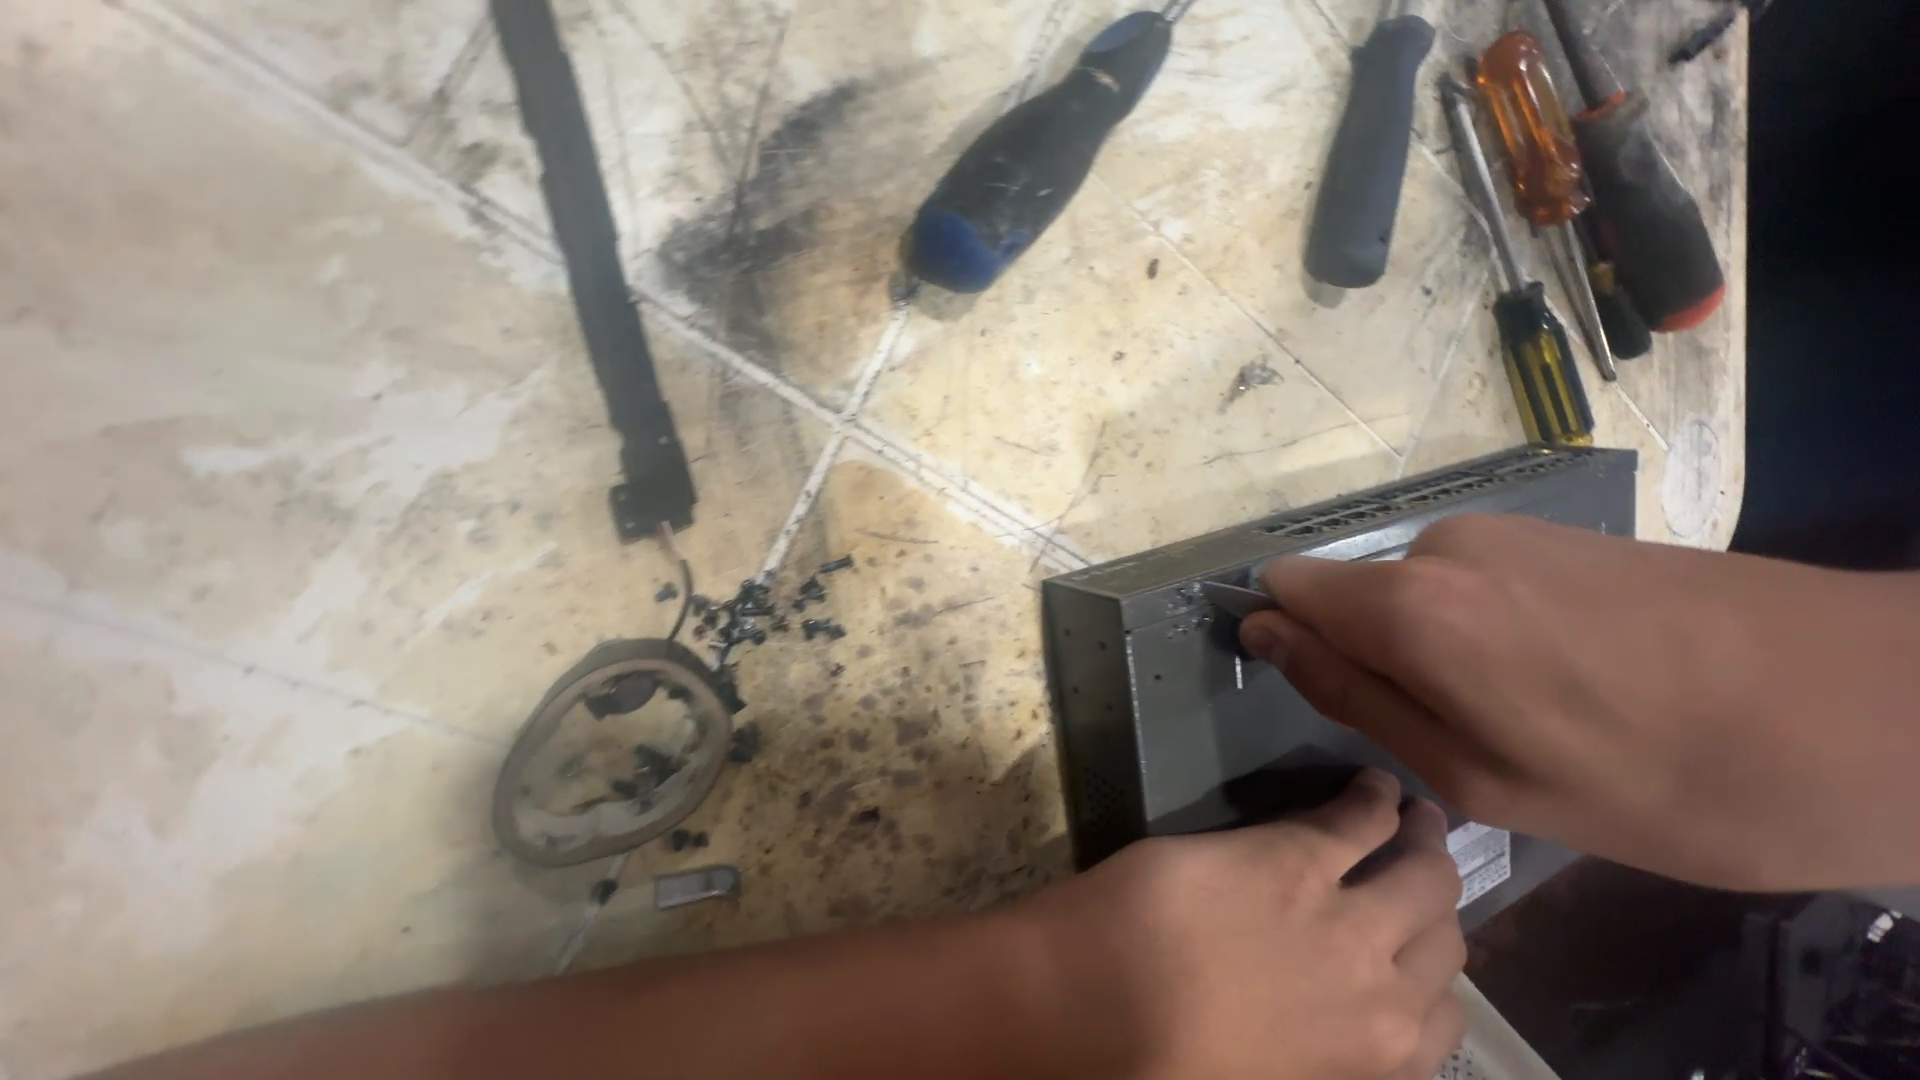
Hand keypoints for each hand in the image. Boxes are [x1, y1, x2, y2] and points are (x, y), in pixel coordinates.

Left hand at [1021, 769, 1465, 1079]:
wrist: (1099, 1001)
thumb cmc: (1163, 1054)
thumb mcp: (1268, 1070)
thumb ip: (1316, 1046)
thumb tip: (1315, 1013)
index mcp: (1373, 1061)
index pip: (1444, 1020)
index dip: (1432, 972)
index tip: (1419, 945)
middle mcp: (1383, 996)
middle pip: (1442, 939)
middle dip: (1439, 898)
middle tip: (1428, 861)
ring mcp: (1345, 920)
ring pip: (1423, 877)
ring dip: (1425, 843)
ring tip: (1418, 817)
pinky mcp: (1296, 857)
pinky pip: (1359, 821)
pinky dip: (1374, 798)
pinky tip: (1374, 784)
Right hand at [1239, 514, 1919, 891]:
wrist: (1878, 707)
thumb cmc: (1662, 779)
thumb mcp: (1480, 776)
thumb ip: (1354, 696)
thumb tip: (1265, 633)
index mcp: (1410, 605)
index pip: (1284, 587)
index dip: (1291, 640)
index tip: (1346, 698)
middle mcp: (1439, 544)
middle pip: (1350, 597)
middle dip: (1380, 657)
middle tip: (1467, 733)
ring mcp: (1502, 529)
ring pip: (1412, 593)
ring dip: (1442, 650)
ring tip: (1536, 710)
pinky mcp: (1554, 532)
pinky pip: (1470, 582)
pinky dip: (1491, 628)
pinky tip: (1576, 675)